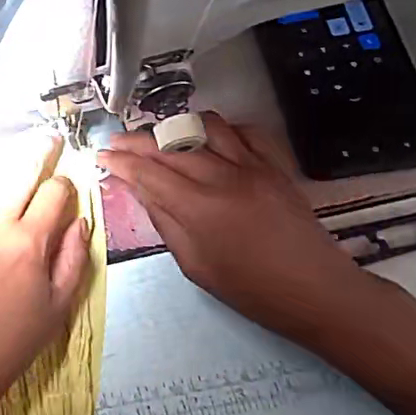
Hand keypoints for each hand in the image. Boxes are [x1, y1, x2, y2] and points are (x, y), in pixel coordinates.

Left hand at [0, 136, 91, 414]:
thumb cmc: (11, 341)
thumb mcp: (59, 305)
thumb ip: (74, 256)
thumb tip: (79, 223)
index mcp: (26, 242)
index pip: (54, 191)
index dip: (69, 187)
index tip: (72, 192)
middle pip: (20, 171)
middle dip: (41, 153)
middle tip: (52, 140)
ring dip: (10, 170)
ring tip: (24, 164)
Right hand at [99, 112, 370, 339]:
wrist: (314, 288)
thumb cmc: (250, 289)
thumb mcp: (196, 265)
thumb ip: (166, 222)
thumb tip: (142, 190)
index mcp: (198, 207)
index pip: (148, 171)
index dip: (120, 161)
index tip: (102, 157)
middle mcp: (222, 176)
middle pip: (170, 144)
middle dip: (137, 140)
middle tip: (117, 143)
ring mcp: (252, 165)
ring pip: (204, 126)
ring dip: (175, 126)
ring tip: (159, 136)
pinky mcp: (274, 163)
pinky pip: (243, 131)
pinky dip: (220, 128)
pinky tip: (208, 138)